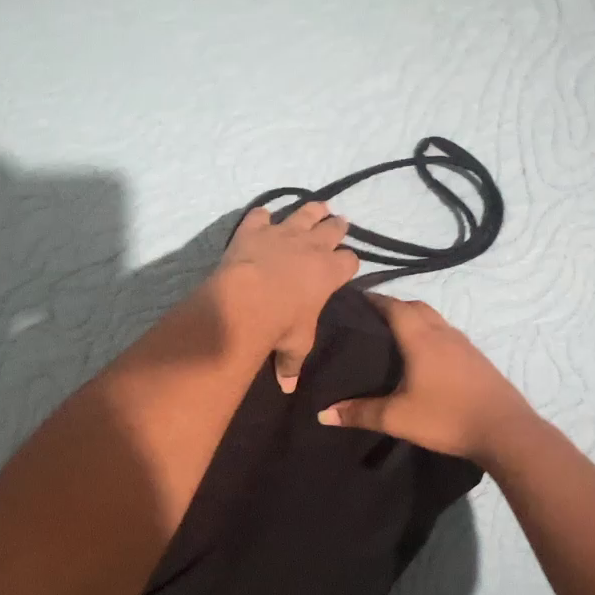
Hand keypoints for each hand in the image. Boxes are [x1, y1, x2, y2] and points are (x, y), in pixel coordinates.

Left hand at [216, 202, 360, 391]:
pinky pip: (261, 215)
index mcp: (330, 272)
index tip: (346, 266)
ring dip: (312, 210)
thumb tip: (288, 388)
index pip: (350, 261)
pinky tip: (262, 217)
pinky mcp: (254, 228)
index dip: (348, 263)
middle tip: (340, 223)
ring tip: (318, 207)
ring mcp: (282, 233)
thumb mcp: (294, 346)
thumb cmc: (280, 324)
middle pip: (332, 228)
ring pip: (304, 213)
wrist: (245, 299)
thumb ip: (292, 363)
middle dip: (337, 227)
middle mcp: (311, 246)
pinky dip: (262, 217)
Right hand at [316, 293, 533, 462]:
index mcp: (421, 338)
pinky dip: (430, 334)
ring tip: (392, 335)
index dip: (372, 299)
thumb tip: (322, 413)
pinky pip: (447, 335)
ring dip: (414, 319)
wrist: (506, 432)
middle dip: (392, 306)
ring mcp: (464, 345)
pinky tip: (423, 357)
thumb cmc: (447, 417)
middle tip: (368, 318)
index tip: (352, 299)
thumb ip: (359, 413)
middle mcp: (443, 333)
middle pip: (415, 307)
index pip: (393, 306)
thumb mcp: (397, 418)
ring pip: (434, 320)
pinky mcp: (477, 359)